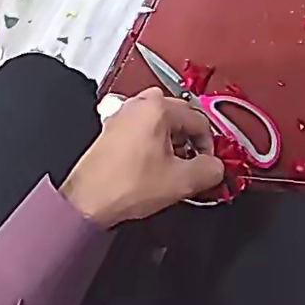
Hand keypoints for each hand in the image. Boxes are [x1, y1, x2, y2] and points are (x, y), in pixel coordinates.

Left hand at [61, 89, 222, 227]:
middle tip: (192, 163)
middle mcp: (139, 104)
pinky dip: (153, 140)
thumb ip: (210, 169)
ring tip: (171, 165)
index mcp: (158, 108)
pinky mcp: (113, 127)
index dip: (209, 145)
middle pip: (181, 115)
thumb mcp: (182, 181)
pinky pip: (143, 126)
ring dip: (172, 139)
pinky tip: (151, 164)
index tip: (207, 163)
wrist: (88, 200)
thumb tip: (216, 167)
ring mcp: (124, 113)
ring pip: (162, 120)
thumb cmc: (124, 186)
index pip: (199, 120)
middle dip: (190, 140)